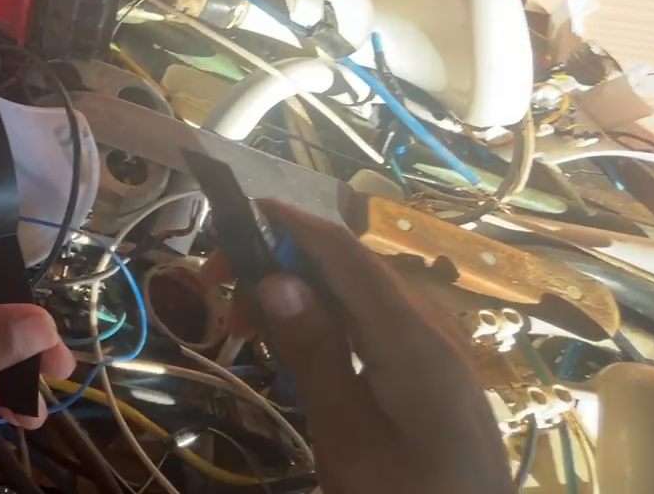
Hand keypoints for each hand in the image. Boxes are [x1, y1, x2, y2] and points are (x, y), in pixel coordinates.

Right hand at [256, 201, 513, 493]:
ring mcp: (436, 354)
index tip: (235, 212)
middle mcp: (432, 334)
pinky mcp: (431, 375)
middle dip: (277, 261)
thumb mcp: (348, 441)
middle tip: (217, 285)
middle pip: (345, 267)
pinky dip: (319, 318)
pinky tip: (290, 347)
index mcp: (415, 345)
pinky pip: (367, 321)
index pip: (345, 254)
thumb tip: (276, 278)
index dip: (291, 222)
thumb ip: (316, 355)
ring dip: (292, 292)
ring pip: (352, 293)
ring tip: (244, 326)